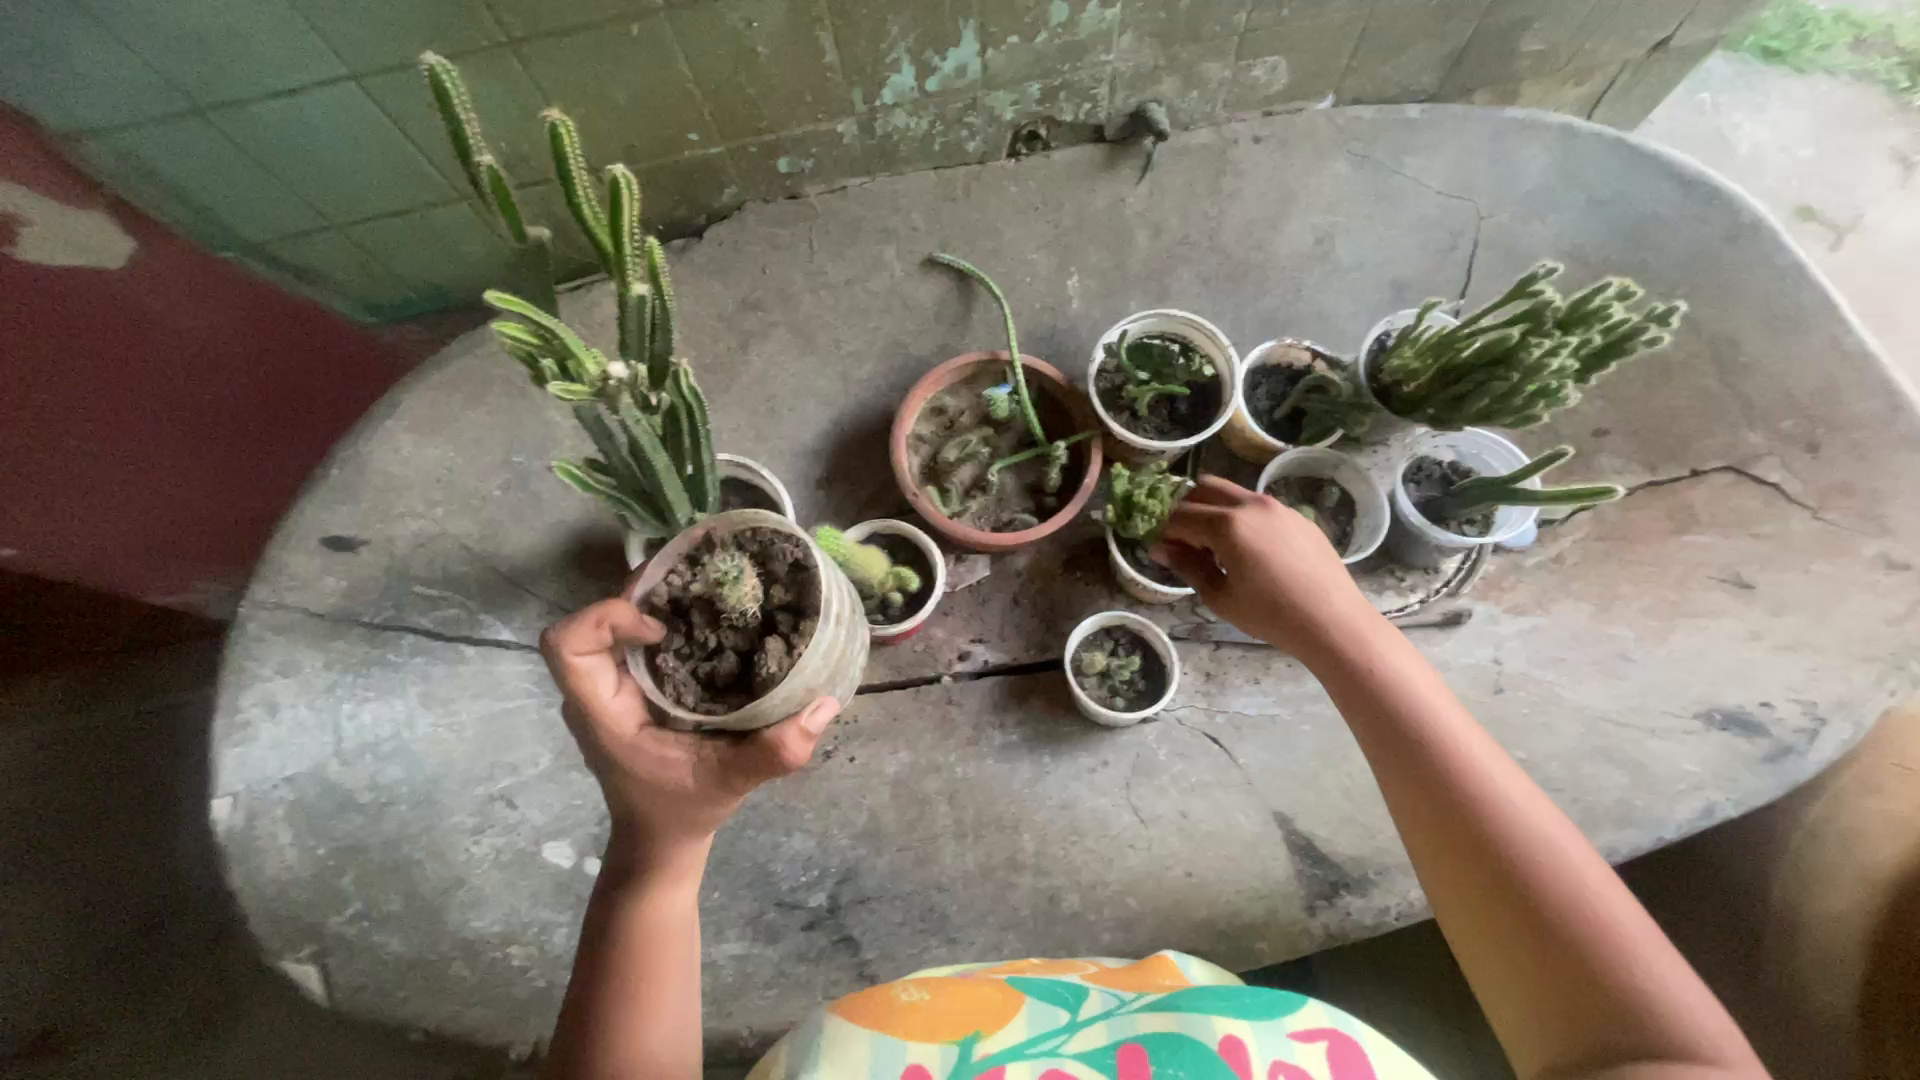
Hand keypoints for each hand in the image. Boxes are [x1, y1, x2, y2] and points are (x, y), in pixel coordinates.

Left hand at [539, 597, 839, 859]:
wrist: (660, 838)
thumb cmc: (682, 810)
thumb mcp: (730, 782)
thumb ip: (774, 751)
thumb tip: (824, 704)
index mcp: (604, 713)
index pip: (566, 645)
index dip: (605, 618)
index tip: (661, 627)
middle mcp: (598, 691)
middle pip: (596, 619)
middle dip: (646, 591)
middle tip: (703, 573)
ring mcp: (611, 686)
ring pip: (617, 622)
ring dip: (659, 598)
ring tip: (711, 581)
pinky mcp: (630, 685)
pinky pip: (636, 637)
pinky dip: (669, 615)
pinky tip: (711, 611)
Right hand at [1153, 475, 1383, 659]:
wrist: (1333, 621)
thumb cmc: (1271, 615)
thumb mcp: (1220, 596)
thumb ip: (1187, 566)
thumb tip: (1159, 549)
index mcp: (1227, 525)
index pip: (1179, 516)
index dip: (1162, 531)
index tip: (1157, 548)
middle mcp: (1251, 505)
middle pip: (1203, 489)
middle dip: (1185, 509)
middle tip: (1182, 540)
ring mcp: (1278, 507)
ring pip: (1232, 493)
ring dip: (1213, 510)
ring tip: (1215, 547)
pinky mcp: (1297, 517)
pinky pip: (1257, 507)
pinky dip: (1240, 518)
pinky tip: (1248, 552)